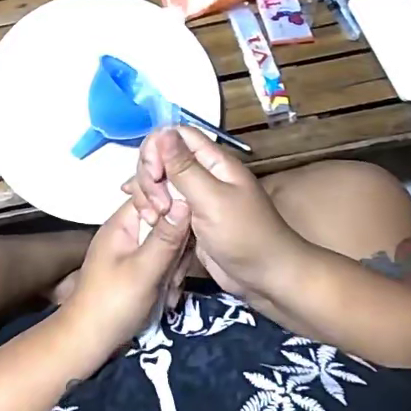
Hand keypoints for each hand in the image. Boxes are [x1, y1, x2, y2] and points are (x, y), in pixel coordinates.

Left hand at [57, 196, 191, 355]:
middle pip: (166, 221)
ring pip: (169, 245)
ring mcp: (133, 251)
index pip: (153, 194)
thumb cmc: (112, 303)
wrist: (89, 340)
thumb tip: (185, 200)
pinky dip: (169, 280)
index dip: (175, 205)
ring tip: (170, 290)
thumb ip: (166, 237)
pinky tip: (168, 298)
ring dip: (175, 268)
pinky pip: (164, 264)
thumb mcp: (144, 270)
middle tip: (175, 273)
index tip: (191, 228)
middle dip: (178, 247)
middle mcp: (127, 232)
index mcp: (122, 224)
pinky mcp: (139, 269)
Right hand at [126, 126, 304, 299]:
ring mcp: (195, 196)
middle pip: (162, 156)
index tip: (154, 175)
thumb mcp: (212, 199)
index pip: (176, 135)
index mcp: (214, 162)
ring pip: (159, 180)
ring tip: (154, 218)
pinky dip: (150, 205)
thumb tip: (162, 131)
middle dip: (150, 176)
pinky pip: (163, 201)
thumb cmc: (245, 237)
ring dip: (148, 194)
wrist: (267, 278)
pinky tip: (143, 215)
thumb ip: (184, 167)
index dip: (157, 148)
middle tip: (158, 205)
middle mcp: (203, 173)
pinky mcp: (188, 216)